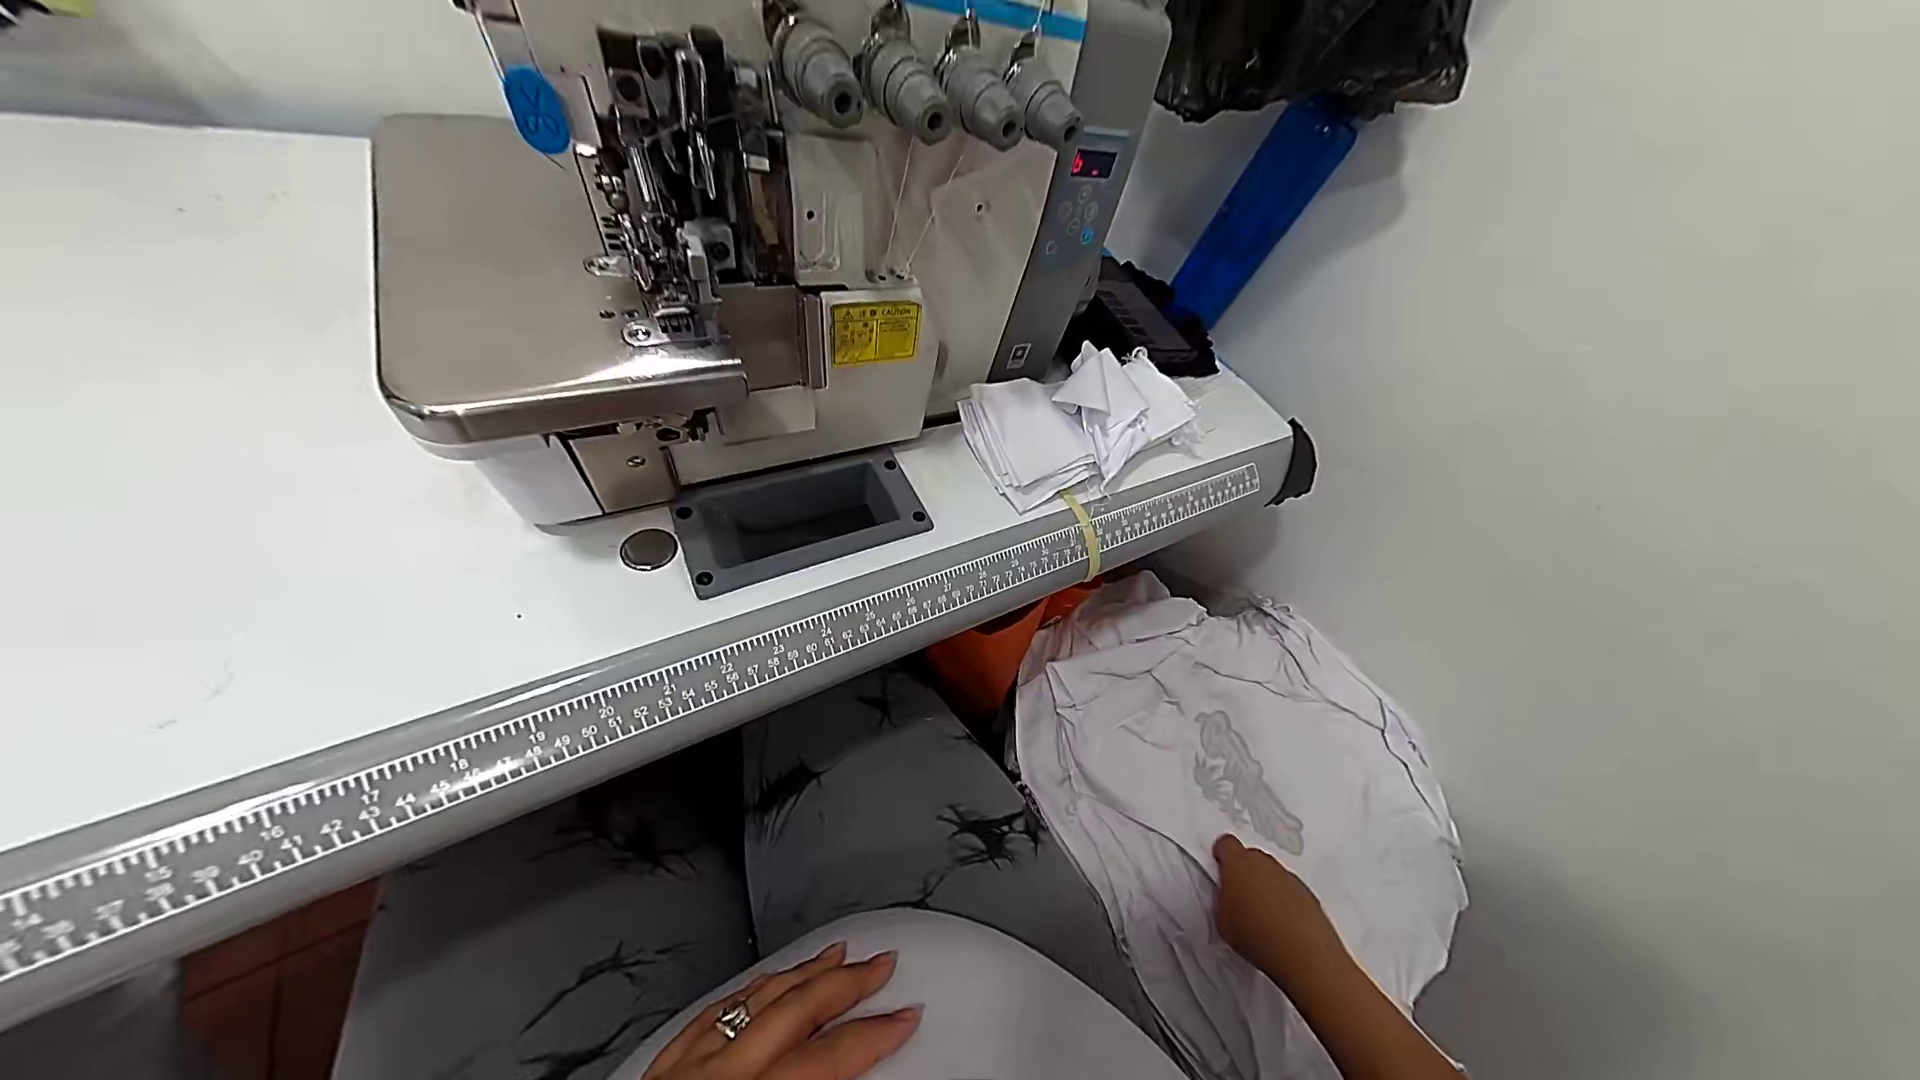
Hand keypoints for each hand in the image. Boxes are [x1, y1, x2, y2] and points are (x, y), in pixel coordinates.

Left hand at [643, 942, 920, 1079]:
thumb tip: (854, 1077)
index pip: (829, 1058)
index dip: (875, 1033)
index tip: (905, 1016)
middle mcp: (719, 1078)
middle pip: (799, 1009)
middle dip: (848, 982)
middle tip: (882, 965)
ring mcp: (686, 1069)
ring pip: (758, 997)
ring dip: (804, 972)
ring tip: (835, 952)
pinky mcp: (661, 1071)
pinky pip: (714, 1012)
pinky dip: (749, 989)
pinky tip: (766, 979)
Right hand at [1212, 834, 1345, 984]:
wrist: (1304, 957)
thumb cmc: (1261, 936)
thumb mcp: (1222, 920)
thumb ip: (1221, 899)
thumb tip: (1226, 902)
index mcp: (1238, 862)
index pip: (1226, 844)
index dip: (1222, 854)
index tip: (1220, 864)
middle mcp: (1265, 864)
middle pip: (1251, 856)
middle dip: (1245, 872)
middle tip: (1238, 895)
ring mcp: (1289, 879)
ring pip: (1273, 874)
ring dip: (1266, 887)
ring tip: (1261, 917)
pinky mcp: (1309, 897)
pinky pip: (1292, 891)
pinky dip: (1286, 903)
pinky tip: (1280, 926)